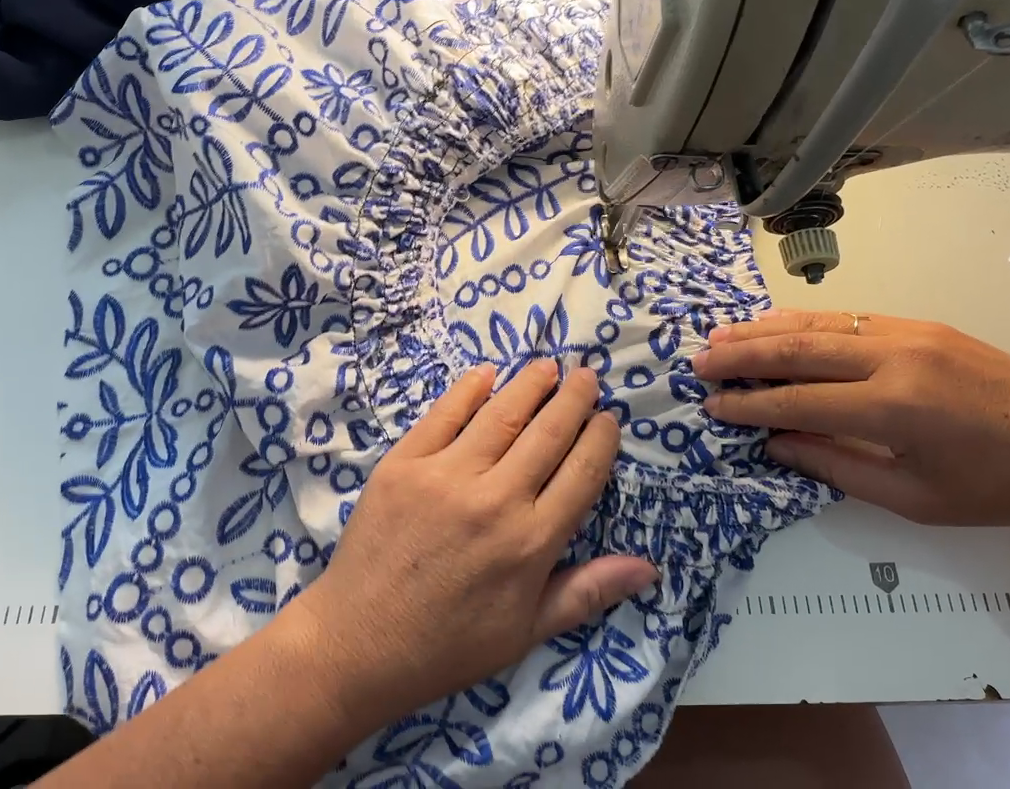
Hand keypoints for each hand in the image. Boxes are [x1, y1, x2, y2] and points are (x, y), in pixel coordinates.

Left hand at [285, 360, 656, 726]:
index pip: (582, 471)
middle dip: (574, 399)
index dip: (600, 438)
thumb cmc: (448, 645)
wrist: (359, 643)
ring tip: (548, 365)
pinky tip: (487, 372)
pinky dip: (469, 389)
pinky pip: (443, 414)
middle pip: (548, 433)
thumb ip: (587, 592)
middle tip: (586, 375)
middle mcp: (495, 499)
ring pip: (501, 414)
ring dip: (530, 383)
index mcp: (531, 542)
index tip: (608, 417)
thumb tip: (650, 566)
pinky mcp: (403, 463)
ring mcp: (445, 476)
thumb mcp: (526, 632)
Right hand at [692, 310, 1009, 539]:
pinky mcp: (923, 324)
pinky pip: (850, 317)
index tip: (712, 406)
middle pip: (799, 348)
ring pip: (820, 323)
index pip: (799, 401)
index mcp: (895, 409)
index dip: (749, 405)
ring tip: (721, 336)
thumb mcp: (912, 497)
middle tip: (698, 362)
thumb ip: (835, 465)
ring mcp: (911, 332)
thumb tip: (773, 443)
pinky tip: (776, 324)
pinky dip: (806, 321)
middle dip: (743, 356)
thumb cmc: (996, 491)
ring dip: (765, 329)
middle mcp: (896, 358)